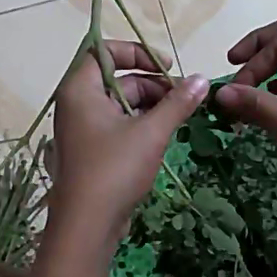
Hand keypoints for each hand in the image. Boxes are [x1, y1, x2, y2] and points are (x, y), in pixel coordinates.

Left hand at [49, 40, 208, 246]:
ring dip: (149, 107)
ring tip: (179, 118)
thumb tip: (202, 79)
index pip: (104, 51)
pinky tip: (162, 137)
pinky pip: (116, 128)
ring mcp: (81, 131)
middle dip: (151, 85)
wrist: (87, 225)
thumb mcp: (152, 132)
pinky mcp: (90, 153)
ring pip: (119, 105)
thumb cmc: (114, 170)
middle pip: (116, 79)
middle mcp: (75, 105)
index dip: (136, 52)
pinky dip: (138, 126)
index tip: (166, 66)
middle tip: (183, 99)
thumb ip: (177, 103)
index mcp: (80, 90)